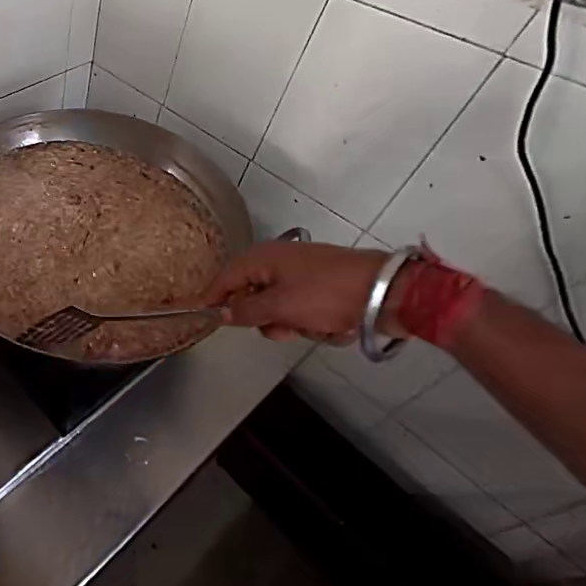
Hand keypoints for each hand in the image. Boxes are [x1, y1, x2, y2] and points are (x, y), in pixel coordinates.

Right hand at [200, 241, 396, 342]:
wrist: (386, 293)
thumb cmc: (327, 295)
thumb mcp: (280, 306)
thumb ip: (245, 311)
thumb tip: (220, 312)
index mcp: (263, 258)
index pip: (224, 279)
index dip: (211, 299)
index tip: (199, 318)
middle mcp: (278, 262)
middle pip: (252, 297)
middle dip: (267, 319)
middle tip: (282, 328)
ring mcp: (301, 274)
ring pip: (279, 309)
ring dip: (293, 324)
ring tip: (314, 327)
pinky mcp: (321, 287)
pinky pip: (303, 312)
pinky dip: (314, 323)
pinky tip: (333, 325)